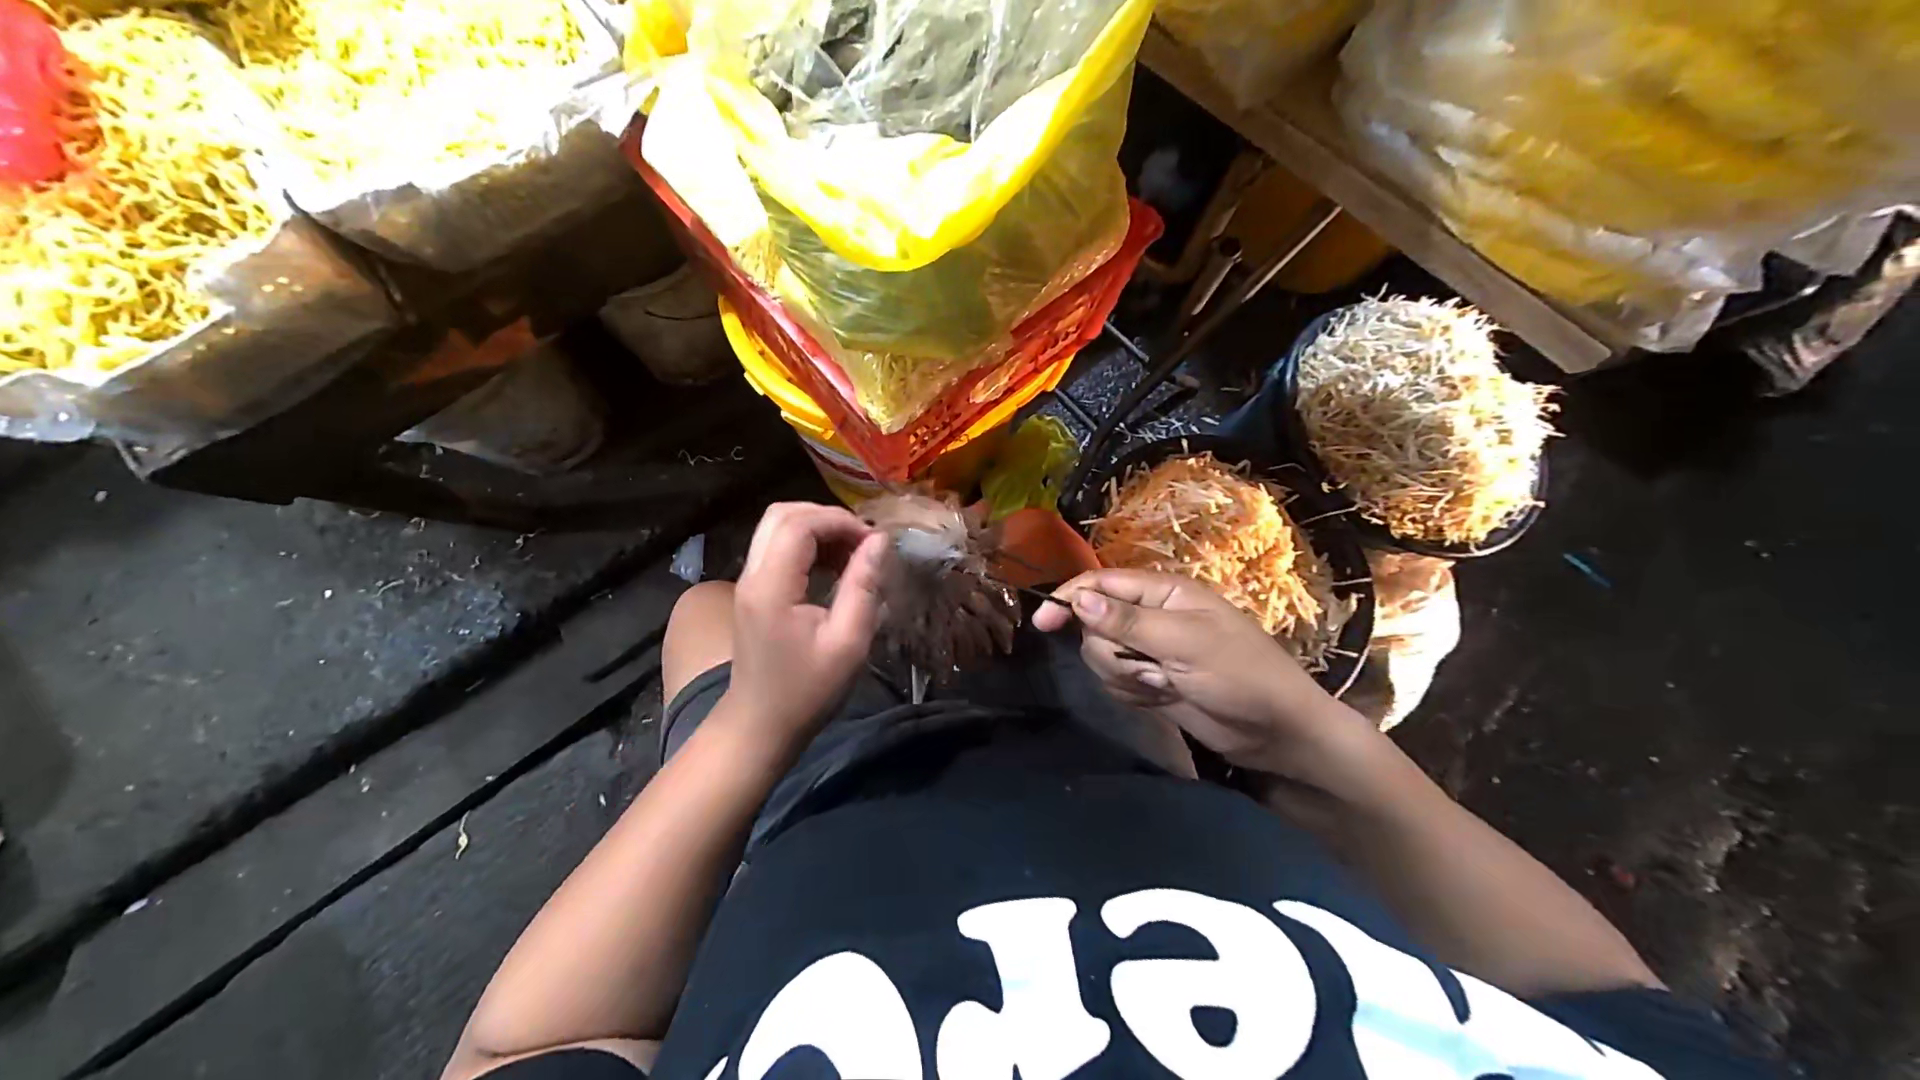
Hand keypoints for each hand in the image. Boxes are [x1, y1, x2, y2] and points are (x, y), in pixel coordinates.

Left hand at [728, 502, 889, 740]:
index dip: (840, 522)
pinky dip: (807, 544)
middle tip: (862, 542)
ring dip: (817, 529)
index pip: (800, 524)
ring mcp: (747, 581)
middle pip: (783, 514)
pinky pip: (776, 546)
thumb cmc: (808, 690)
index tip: (873, 542)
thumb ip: (864, 586)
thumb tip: (880, 541)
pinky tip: (833, 567)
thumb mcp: (848, 642)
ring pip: (777, 526)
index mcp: (772, 586)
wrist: (760, 725)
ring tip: (852, 554)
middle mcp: (752, 575)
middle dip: (828, 518)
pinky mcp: (752, 590)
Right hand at [1033, 569, 1355, 775]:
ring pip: (1101, 656)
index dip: (1069, 599)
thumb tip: (1078, 599)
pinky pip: (1116, 682)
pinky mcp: (1150, 680)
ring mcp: (1149, 650)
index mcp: (1162, 592)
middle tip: (1150, 667)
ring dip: (1125, 676)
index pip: (1101, 584)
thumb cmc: (1240, 674)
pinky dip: (1133, 693)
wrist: (1277, 731)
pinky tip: (1163, 698)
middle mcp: (1151, 615)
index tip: (1042, 623)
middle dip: (1112, 652)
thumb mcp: (1184, 642)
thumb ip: (1128, 621)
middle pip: (1094, 624)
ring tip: (1164, 685)